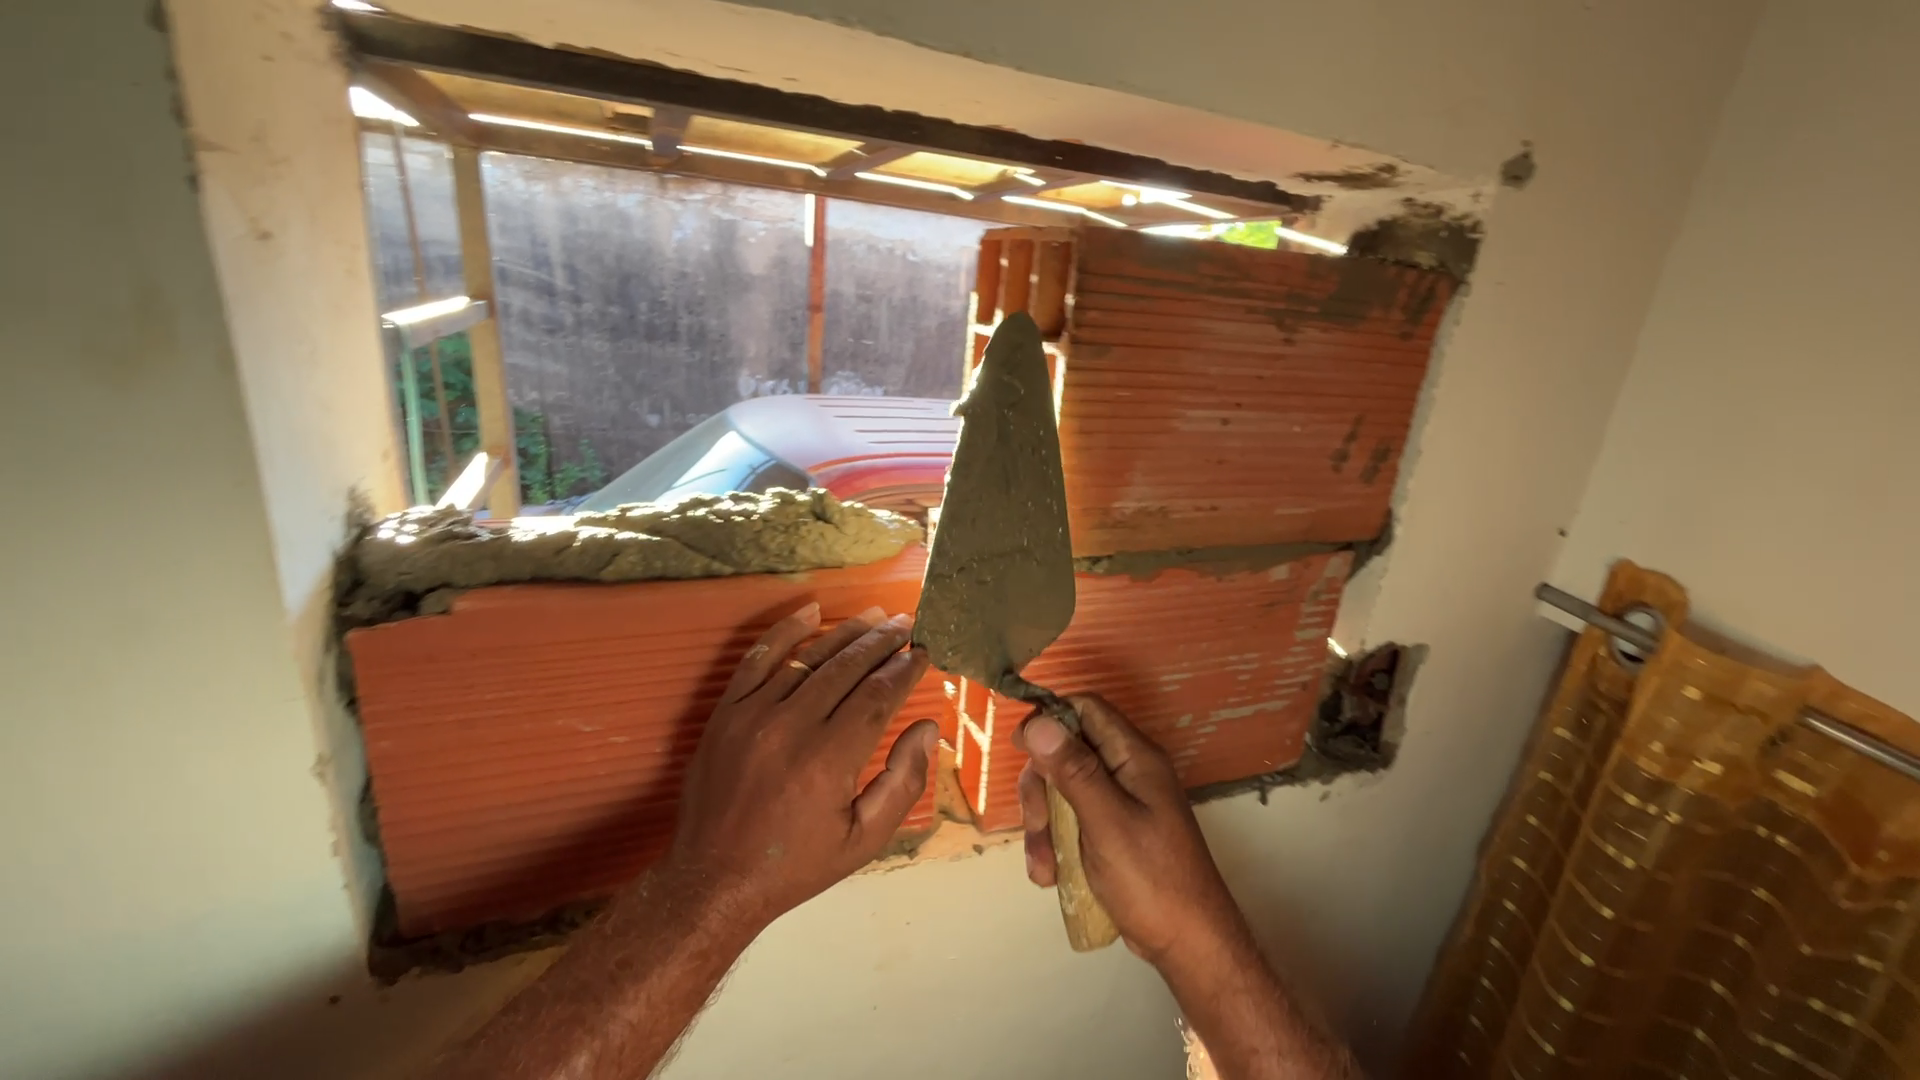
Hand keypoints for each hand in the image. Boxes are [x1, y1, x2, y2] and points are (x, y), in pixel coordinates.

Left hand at [666, 602, 938, 932]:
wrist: (713, 881)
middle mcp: (791, 727)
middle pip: (847, 667)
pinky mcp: (725, 713)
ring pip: (808, 658)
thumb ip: (903, 782)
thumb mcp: (864, 840)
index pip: (878, 695)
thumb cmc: (797, 865)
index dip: (906, 669)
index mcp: (829, 760)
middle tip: (907, 624)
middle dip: (883, 642)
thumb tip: (928, 726)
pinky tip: (811, 611)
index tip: (924, 653)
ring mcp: (752, 715)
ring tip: (875, 617)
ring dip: (845, 632)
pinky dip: (785, 630)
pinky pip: (757, 658)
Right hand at [1015, 694, 1245, 964]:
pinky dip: (1055, 844)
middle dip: (1041, 789)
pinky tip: (1052, 875)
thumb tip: (1039, 720)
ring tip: (1044, 868)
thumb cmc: (1152, 879)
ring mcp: (1120, 802)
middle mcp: (1127, 771)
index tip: (1020, 748)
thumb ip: (1074, 770)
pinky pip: (1071, 821)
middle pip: (1066, 752)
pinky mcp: (1112, 831)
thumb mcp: (1106, 822)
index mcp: (1134, 757)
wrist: (1188, 944)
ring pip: (1063, 790)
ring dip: (1044, 825)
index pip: (1086, 709)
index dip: (1050, 719)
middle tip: (1035, 825)